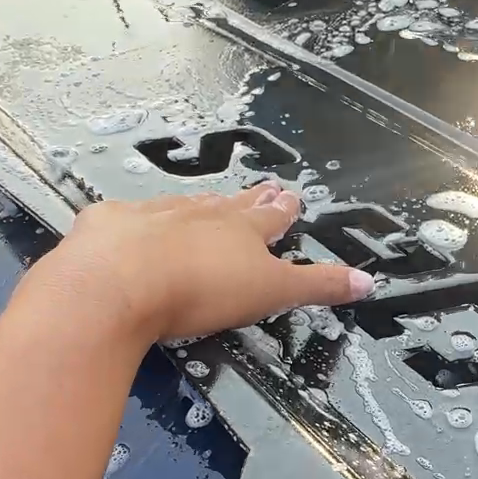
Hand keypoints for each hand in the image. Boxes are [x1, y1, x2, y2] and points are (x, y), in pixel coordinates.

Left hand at [20, 181, 372, 349]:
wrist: (115, 285)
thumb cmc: (202, 289)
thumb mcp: (272, 292)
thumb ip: (318, 286)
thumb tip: (369, 281)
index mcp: (243, 232)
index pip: (271, 217)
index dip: (283, 209)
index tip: (292, 195)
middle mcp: (201, 215)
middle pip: (231, 206)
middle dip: (250, 199)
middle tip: (264, 187)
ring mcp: (152, 216)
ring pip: (184, 206)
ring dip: (200, 205)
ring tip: (211, 201)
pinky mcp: (108, 227)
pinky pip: (128, 218)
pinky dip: (137, 220)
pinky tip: (133, 220)